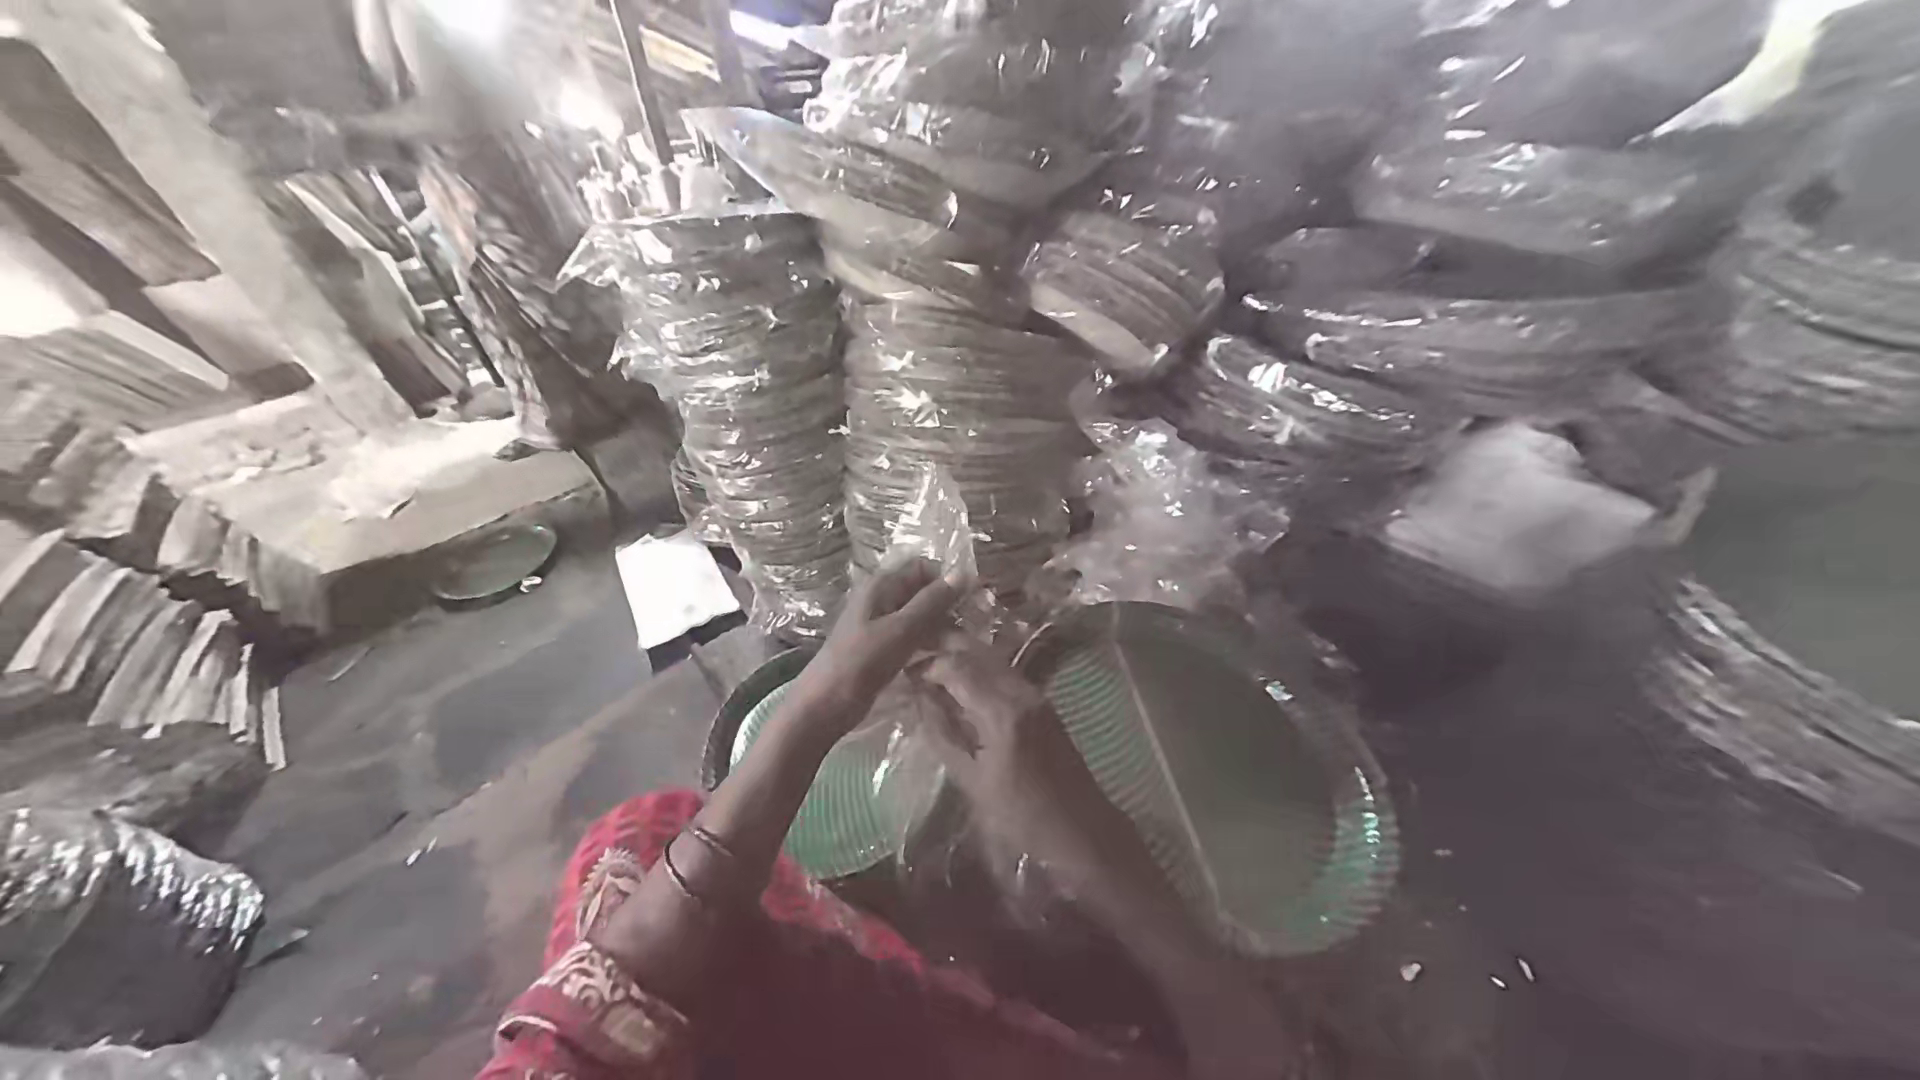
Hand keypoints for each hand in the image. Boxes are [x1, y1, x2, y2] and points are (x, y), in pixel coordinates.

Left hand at [787, 556, 965, 735]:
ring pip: (922, 618)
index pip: (923, 567)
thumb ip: (932, 601)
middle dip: (950, 607)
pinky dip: (931, 645)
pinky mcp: (884, 648)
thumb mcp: (901, 629)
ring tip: (967, 648)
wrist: (824, 706)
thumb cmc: (861, 662)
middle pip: (924, 592)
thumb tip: (964, 572)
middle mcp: (882, 599)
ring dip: (944, 629)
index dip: (948, 579)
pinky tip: (947, 659)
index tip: (974, 599)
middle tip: (976, 628)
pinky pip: (914, 639)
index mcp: (881, 586)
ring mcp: (882, 625)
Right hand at [920, 644, 1120, 883]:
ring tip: (930, 666)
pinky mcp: (1042, 700)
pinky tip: (961, 683)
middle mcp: (1021, 690)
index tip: (903, 673)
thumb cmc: (1021, 815)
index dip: (927, 664)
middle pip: (976, 651)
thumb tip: (919, 696)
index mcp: (1001, 711)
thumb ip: (942, 733)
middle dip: (942, 647)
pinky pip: (1003, 671)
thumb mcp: (970, 780)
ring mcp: (1035, 692)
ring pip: (991, 657)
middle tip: (912, 656)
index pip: (956, 666)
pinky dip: (978, 668)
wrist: (1082, 827)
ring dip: (960, 655)